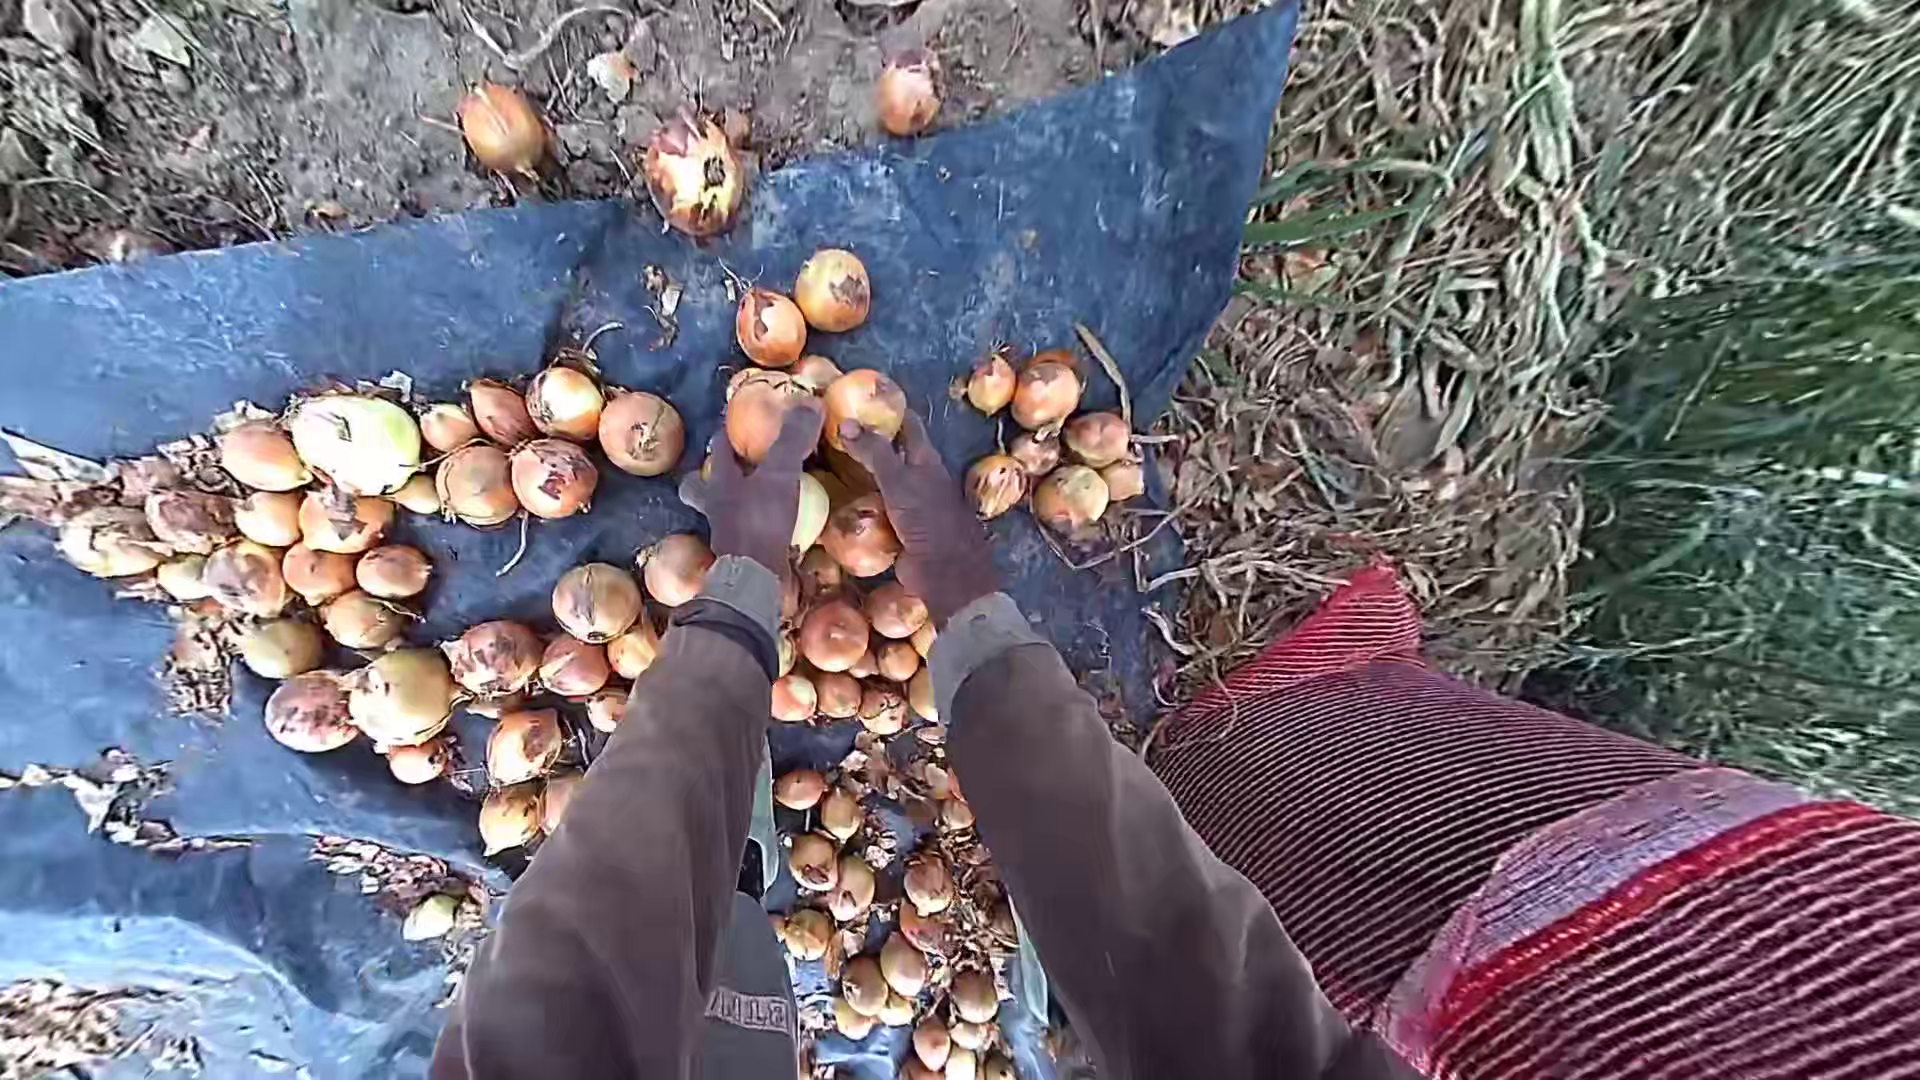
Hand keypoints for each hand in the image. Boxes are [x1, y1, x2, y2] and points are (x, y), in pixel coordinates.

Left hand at [700, 399, 824, 574]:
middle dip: (715, 474)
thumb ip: (793, 440)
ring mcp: (728, 531)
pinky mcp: (745, 552)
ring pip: (724, 509)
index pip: (718, 447)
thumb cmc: (760, 520)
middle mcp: (717, 506)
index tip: (741, 422)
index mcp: (720, 481)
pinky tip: (779, 525)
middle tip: (737, 466)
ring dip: (737, 501)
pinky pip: (749, 532)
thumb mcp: (780, 474)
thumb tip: (810, 403)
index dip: (727, 433)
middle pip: (702, 484)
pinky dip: (761, 526)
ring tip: (759, 494)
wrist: (756, 576)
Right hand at [837, 414, 998, 625]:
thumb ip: (874, 451)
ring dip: (863, 475)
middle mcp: (921, 478)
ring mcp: (911, 504)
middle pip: (893, 453)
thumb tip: (846, 421)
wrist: (943, 569)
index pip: (908, 424)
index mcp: (926, 460)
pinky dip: (861, 504)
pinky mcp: (901, 528)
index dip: (889, 409)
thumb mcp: (898, 479)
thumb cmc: (927, 518)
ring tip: (829, 463)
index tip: (862, 398)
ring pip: (884, 483)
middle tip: (834, 432)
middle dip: (869, 443)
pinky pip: (878, 510)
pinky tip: (839, 501)